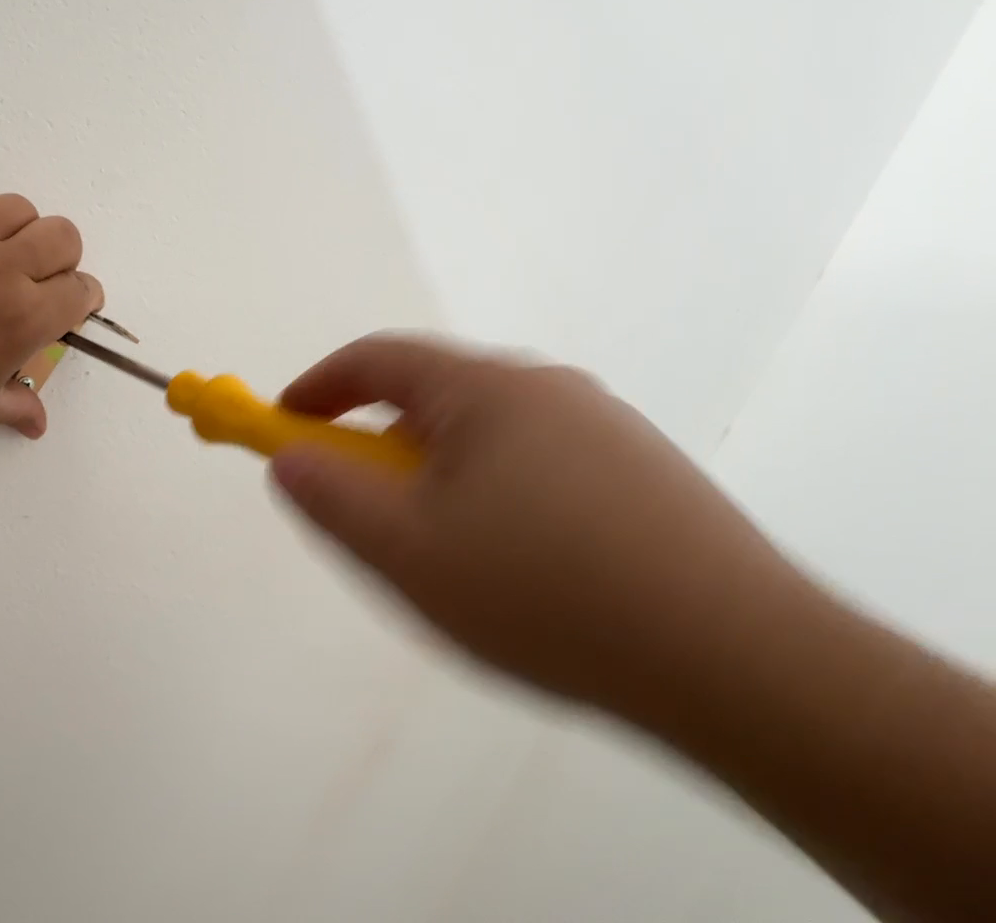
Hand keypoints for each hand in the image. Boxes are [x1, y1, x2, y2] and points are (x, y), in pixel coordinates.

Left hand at [0, 195, 102, 451]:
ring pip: (18, 208)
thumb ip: (16, 405)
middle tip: (44, 283)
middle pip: (62, 236)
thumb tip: (37, 421)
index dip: (84, 301)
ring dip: (25, 231)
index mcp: (24, 320)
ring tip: (7, 258)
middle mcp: (2, 271)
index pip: (80, 290)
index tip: (74, 310)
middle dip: (64, 260)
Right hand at [269, 333, 813, 713]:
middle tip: (365, 513)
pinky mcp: (647, 476)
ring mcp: (607, 430)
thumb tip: (289, 458)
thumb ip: (328, 495)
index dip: (316, 388)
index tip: (281, 426)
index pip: (376, 359)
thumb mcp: (402, 550)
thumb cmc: (541, 592)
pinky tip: (516, 570)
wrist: (741, 664)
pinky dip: (494, 498)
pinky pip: (538, 467)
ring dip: (437, 479)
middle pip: (431, 399)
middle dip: (377, 448)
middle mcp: (549, 390)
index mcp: (485, 390)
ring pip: (486, 439)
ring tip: (443, 557)